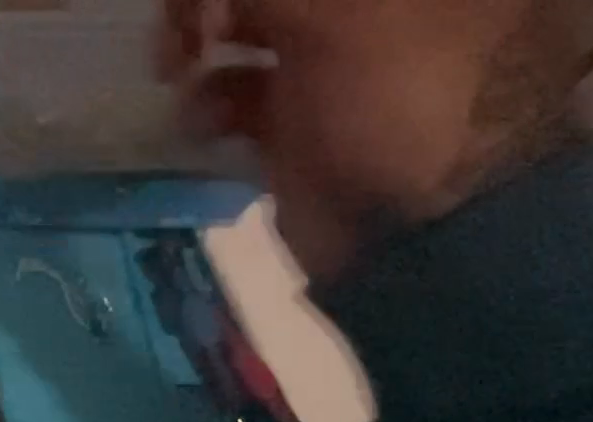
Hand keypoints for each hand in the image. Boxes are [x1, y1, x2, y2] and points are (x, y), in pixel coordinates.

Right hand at [157, 0, 578, 278]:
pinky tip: (205, 124)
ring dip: (198, 46)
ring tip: (177, 76)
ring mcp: (329, 55)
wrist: (415, 227)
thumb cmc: (399, 102)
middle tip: (184, 36)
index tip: (209, 5)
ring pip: (240, 24)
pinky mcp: (294, 115)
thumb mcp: (339, 19)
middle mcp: (368, 1)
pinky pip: (234, 90)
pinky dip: (210, 102)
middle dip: (208, 2)